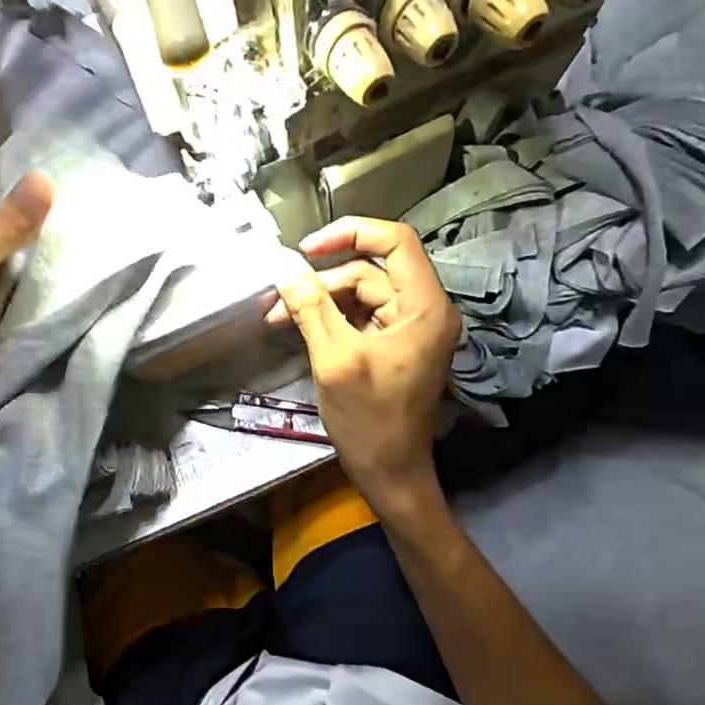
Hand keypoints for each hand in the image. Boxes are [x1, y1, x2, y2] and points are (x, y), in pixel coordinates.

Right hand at [270, 217, 461, 517]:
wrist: (391, 472)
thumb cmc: (370, 422)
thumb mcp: (334, 360)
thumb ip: (310, 307)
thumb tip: (284, 268)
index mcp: (425, 307)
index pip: (396, 241)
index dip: (351, 232)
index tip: (308, 247)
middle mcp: (424, 310)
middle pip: (370, 271)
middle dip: (321, 281)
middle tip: (278, 299)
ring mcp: (409, 328)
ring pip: (360, 294)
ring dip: (319, 301)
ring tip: (279, 317)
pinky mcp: (393, 344)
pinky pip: (360, 316)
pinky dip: (330, 318)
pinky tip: (299, 326)